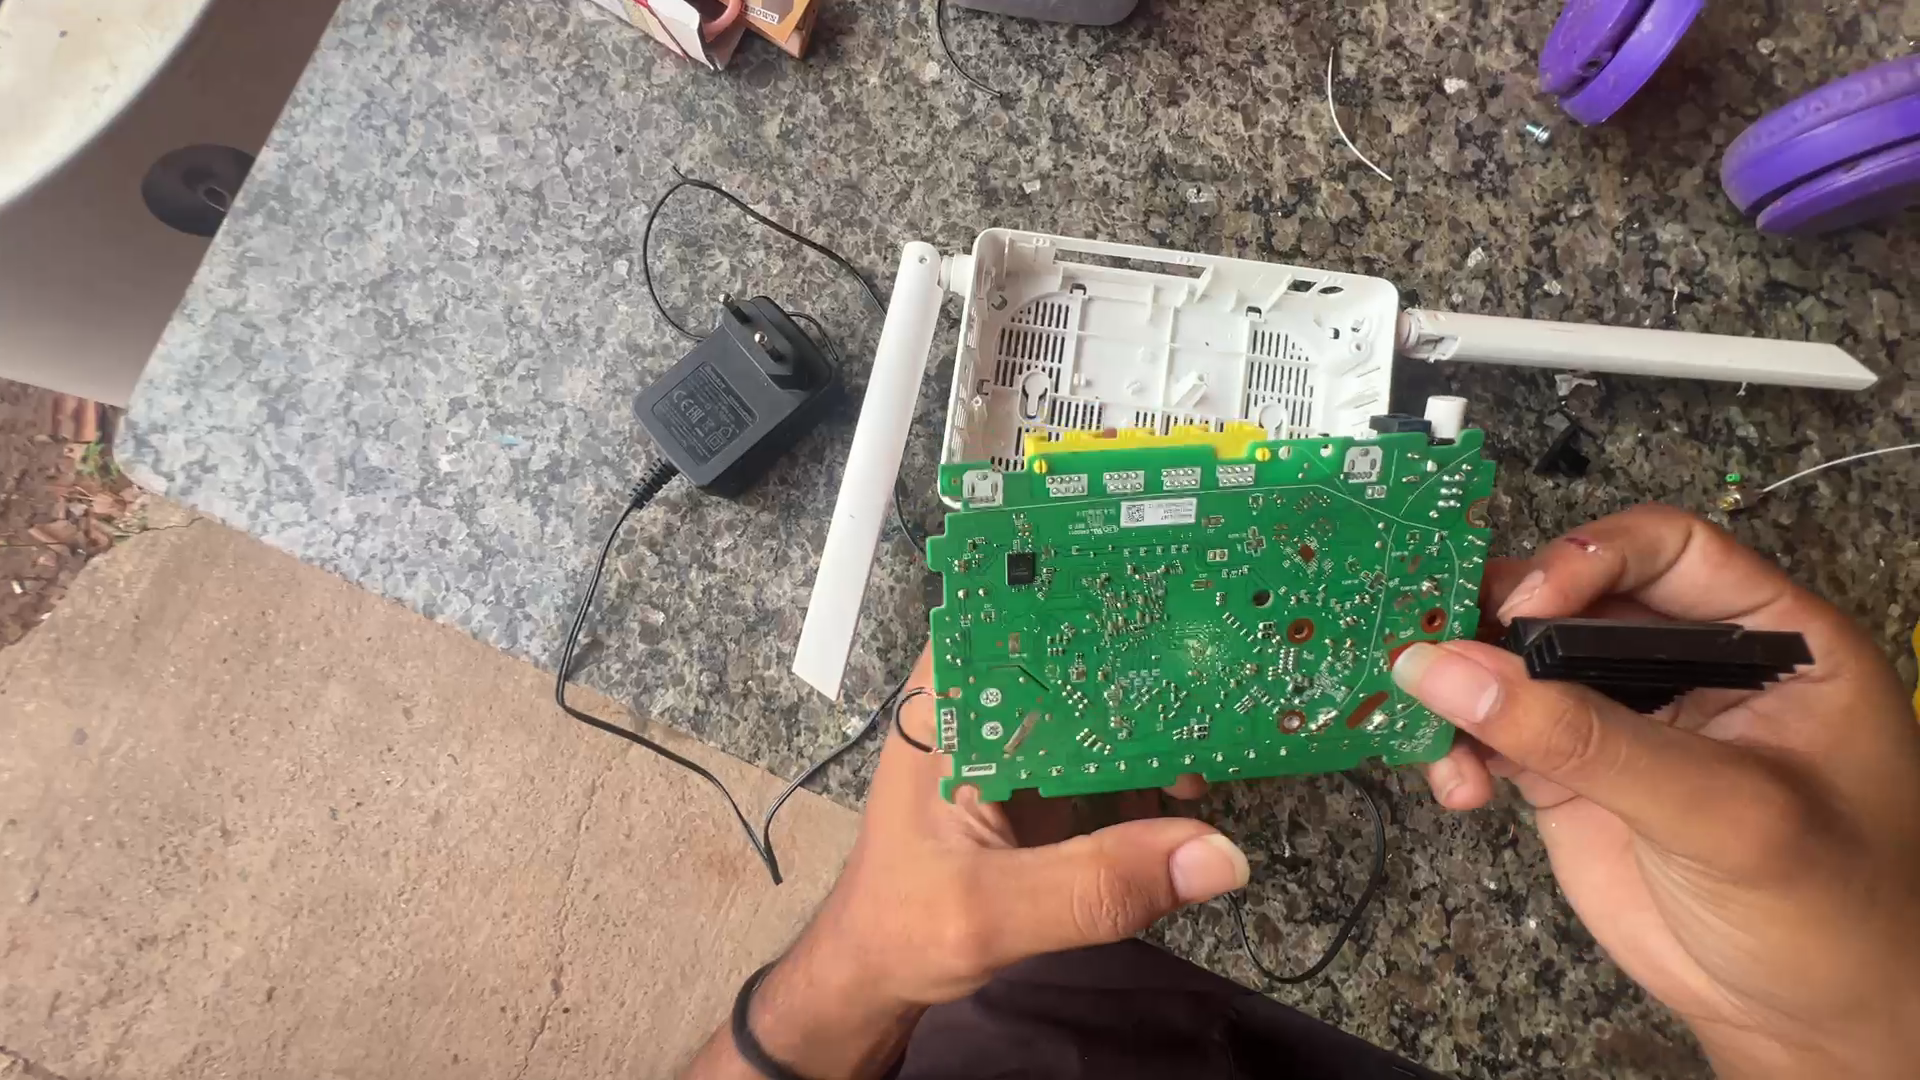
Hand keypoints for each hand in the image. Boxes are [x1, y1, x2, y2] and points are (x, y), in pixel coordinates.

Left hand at [683, 645, 1247, 1078]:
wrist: (883, 970)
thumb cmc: (907, 925)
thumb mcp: (991, 912)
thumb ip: (1095, 887)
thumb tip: (1219, 856)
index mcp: (950, 701)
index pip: (1016, 616)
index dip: (1084, 597)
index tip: (1160, 590)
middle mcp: (984, 703)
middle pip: (1068, 655)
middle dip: (1137, 658)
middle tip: (1217, 662)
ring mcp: (1016, 740)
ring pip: (1091, 703)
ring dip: (1149, 715)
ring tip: (1219, 725)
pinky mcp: (1040, 779)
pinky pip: (1102, 756)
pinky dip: (1145, 766)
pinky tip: (1191, 781)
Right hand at [1393, 504, 1919, 1078]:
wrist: (1798, 1020)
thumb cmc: (1831, 915)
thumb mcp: (1718, 812)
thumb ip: (1577, 736)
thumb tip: (1440, 670)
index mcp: (1761, 640)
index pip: (1661, 549)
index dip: (1585, 561)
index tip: (1523, 612)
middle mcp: (1669, 660)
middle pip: (1553, 598)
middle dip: (1486, 630)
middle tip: (1437, 664)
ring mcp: (1603, 710)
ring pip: (1496, 660)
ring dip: (1453, 695)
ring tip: (1442, 744)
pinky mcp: (1551, 760)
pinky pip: (1477, 726)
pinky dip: (1450, 749)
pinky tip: (1459, 790)